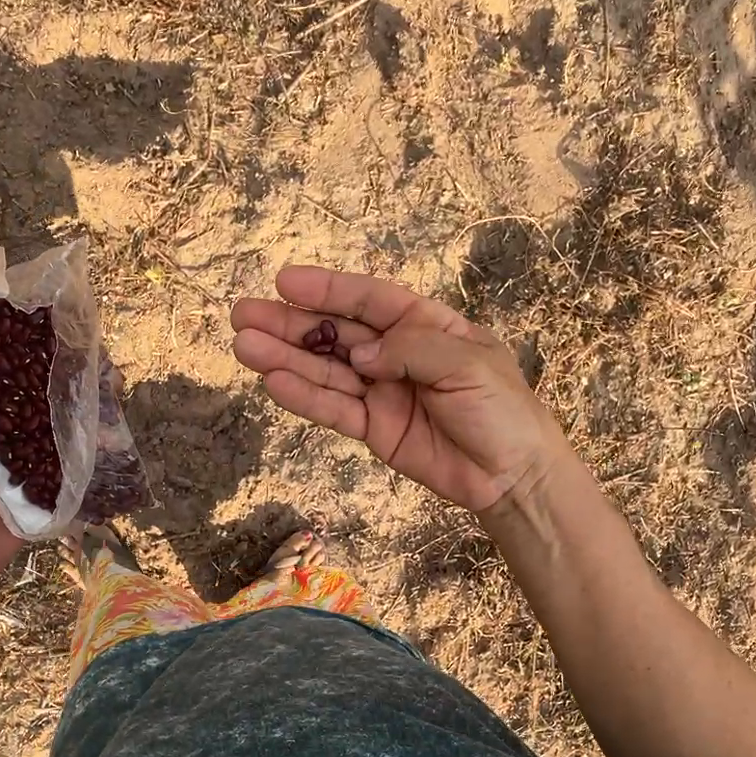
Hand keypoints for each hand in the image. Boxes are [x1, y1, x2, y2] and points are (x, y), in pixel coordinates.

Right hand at [230, 266, 572, 513]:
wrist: (512, 475)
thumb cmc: (502, 409)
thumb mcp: (467, 365)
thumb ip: (411, 351)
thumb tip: (360, 355)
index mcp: (425, 326)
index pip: (369, 300)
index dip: (328, 290)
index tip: (284, 281)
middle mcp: (396, 354)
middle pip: (336, 334)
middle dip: (290, 324)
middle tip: (242, 314)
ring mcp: (382, 393)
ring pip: (326, 371)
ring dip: (286, 359)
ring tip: (243, 346)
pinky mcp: (374, 430)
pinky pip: (335, 410)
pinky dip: (305, 398)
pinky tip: (274, 384)